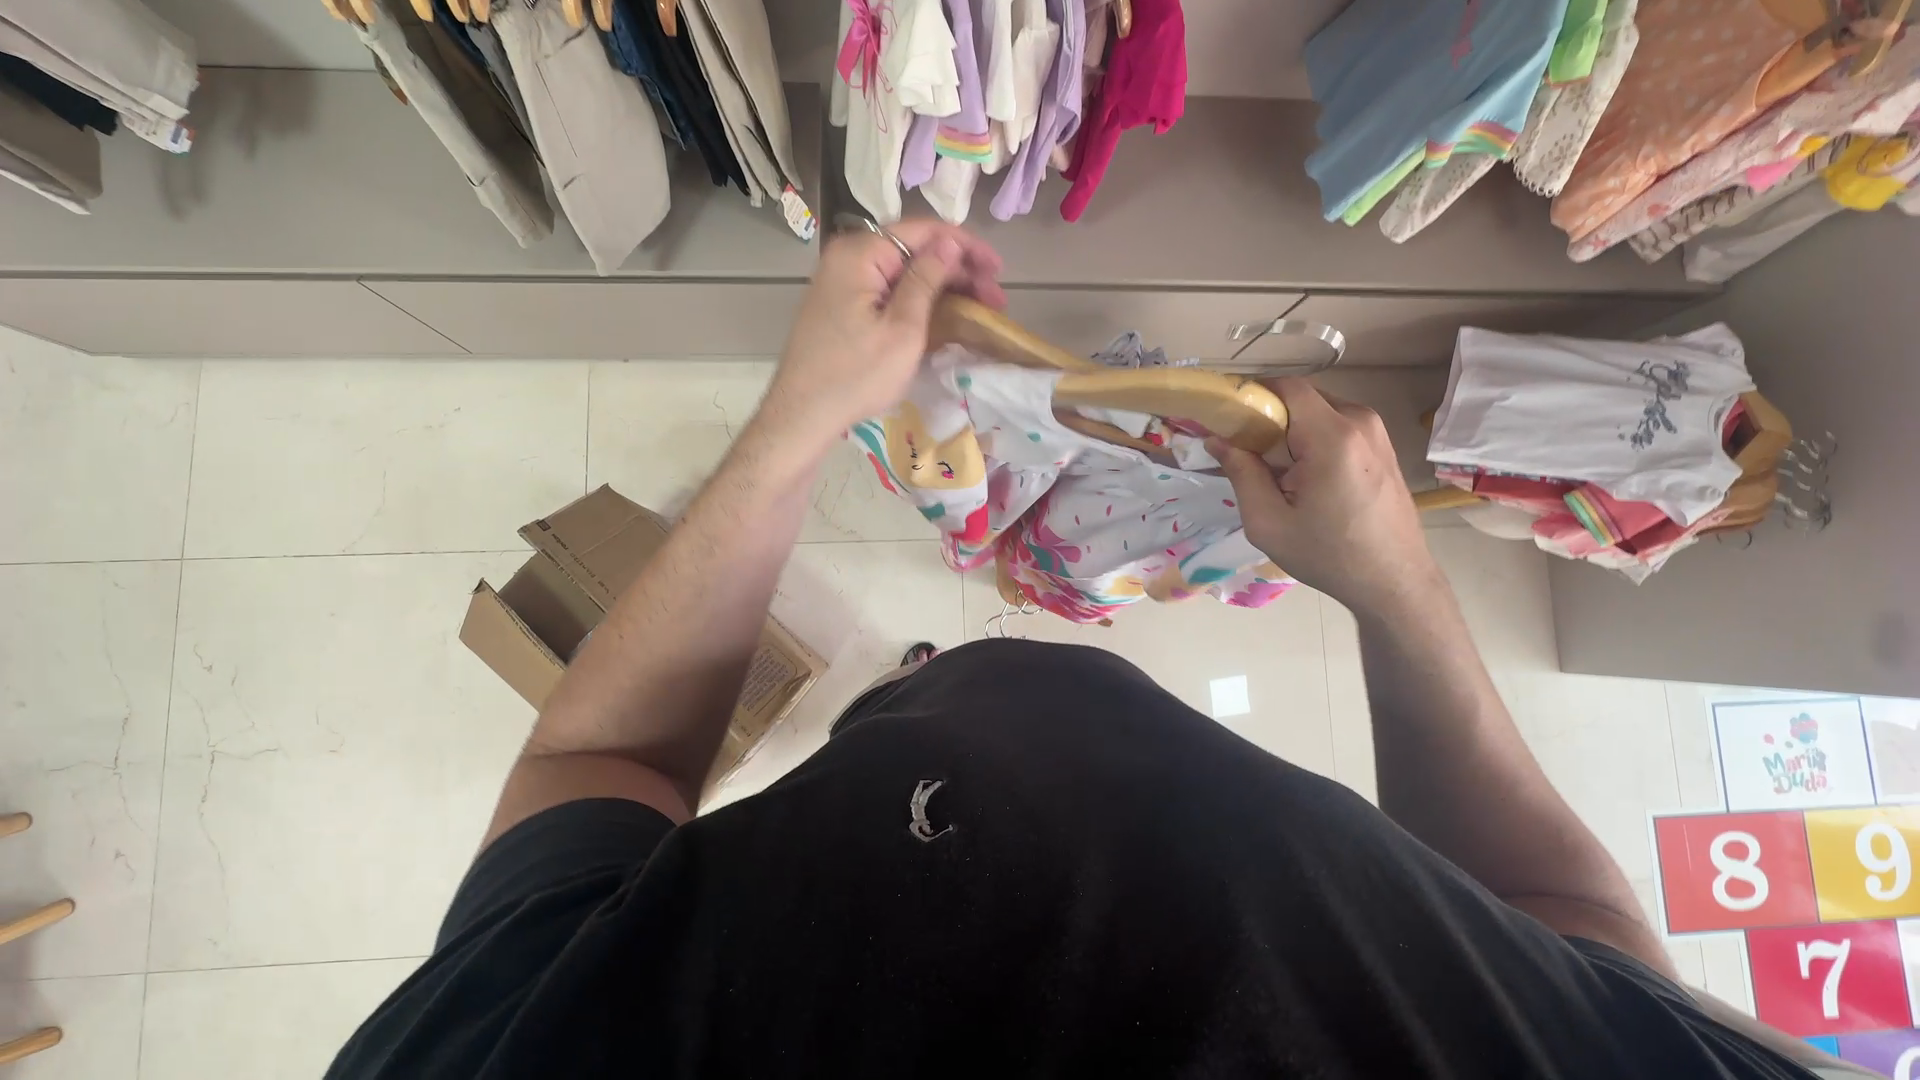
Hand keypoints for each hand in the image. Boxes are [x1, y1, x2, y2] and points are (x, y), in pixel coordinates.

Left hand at [761, 219, 1004, 446]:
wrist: (802, 415)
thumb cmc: (856, 376)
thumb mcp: (903, 329)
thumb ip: (927, 280)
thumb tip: (949, 244)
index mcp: (860, 254)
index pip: (923, 231)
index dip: (965, 246)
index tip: (998, 269)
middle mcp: (847, 258)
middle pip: (913, 250)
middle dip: (957, 270)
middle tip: (994, 298)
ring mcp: (841, 283)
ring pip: (902, 273)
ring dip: (941, 287)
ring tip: (978, 309)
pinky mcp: (840, 307)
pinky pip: (887, 291)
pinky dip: (917, 300)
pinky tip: (944, 315)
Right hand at [1208, 378, 1440, 620]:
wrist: (1393, 581)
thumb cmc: (1328, 555)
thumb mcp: (1268, 522)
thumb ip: (1241, 474)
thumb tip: (1217, 441)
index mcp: (1332, 437)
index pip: (1287, 387)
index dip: (1252, 394)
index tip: (1226, 418)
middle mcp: (1360, 423)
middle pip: (1303, 397)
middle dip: (1270, 417)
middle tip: (1247, 452)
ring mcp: (1377, 433)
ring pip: (1320, 412)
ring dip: (1292, 431)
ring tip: (1276, 471)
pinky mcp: (1383, 447)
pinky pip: (1338, 427)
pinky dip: (1313, 440)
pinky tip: (1304, 478)